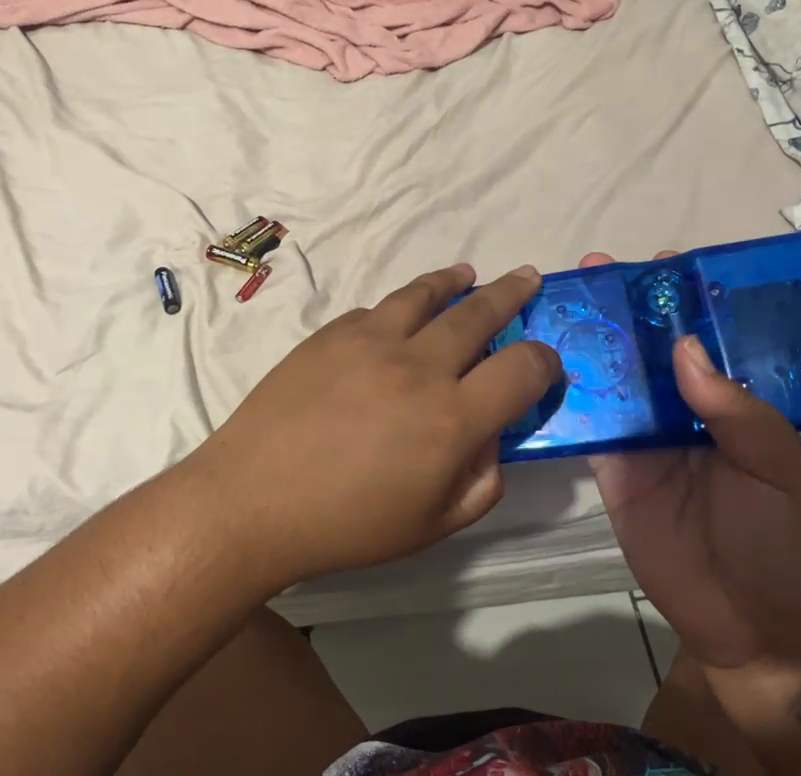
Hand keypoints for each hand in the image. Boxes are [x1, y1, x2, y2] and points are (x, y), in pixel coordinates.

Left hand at [183, 263, 561, 588]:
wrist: (254, 499)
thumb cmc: (347, 525)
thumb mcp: (433, 525)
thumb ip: (482, 481)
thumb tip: (493, 436)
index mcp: (452, 418)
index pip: (523, 368)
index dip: (545, 360)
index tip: (545, 360)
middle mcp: (418, 366)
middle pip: (480, 313)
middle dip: (512, 294)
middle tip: (527, 278)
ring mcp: (370, 341)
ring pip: (425, 295)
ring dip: (455, 282)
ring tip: (468, 274)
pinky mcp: (331, 334)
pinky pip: (376, 309)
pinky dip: (399, 308)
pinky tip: (401, 316)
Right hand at [582, 251, 800, 669]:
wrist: (759, 630)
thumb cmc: (789, 545)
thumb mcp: (784, 471)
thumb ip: (736, 410)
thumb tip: (683, 347)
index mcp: (738, 409)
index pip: (709, 344)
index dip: (686, 304)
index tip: (659, 264)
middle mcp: (688, 417)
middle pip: (653, 354)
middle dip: (626, 311)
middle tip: (594, 268)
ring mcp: (647, 444)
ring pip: (615, 383)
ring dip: (592, 343)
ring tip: (561, 300)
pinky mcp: (614, 474)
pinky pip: (589, 430)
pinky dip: (565, 398)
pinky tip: (539, 362)